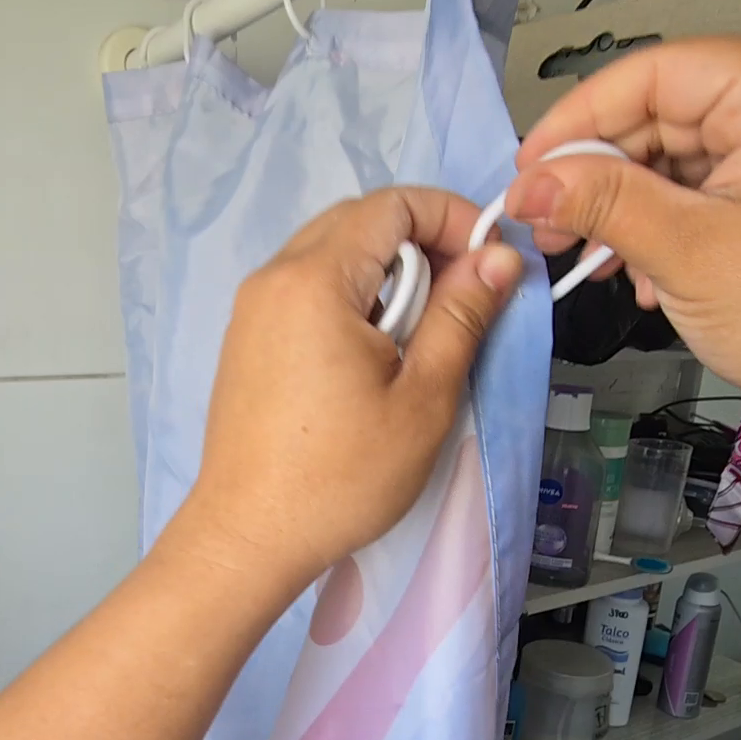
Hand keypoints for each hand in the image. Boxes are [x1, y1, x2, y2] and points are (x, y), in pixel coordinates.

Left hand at [163, 186, 523, 589]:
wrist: (250, 536)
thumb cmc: (342, 477)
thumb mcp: (422, 398)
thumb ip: (462, 315)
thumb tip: (497, 256)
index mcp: (315, 279)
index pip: (392, 203)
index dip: (451, 217)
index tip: (488, 262)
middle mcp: (272, 279)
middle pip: (357, 223)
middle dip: (419, 245)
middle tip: (457, 301)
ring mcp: (250, 312)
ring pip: (329, 257)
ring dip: (382, 278)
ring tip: (412, 339)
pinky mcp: (244, 343)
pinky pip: (302, 293)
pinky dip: (345, 302)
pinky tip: (364, 359)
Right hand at [508, 37, 740, 417]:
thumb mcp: (687, 253)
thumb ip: (603, 204)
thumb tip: (528, 184)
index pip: (659, 72)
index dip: (579, 119)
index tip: (526, 169)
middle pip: (666, 114)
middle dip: (599, 176)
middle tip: (548, 228)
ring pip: (679, 156)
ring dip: (625, 210)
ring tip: (589, 260)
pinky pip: (706, 184)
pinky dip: (662, 223)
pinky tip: (639, 270)